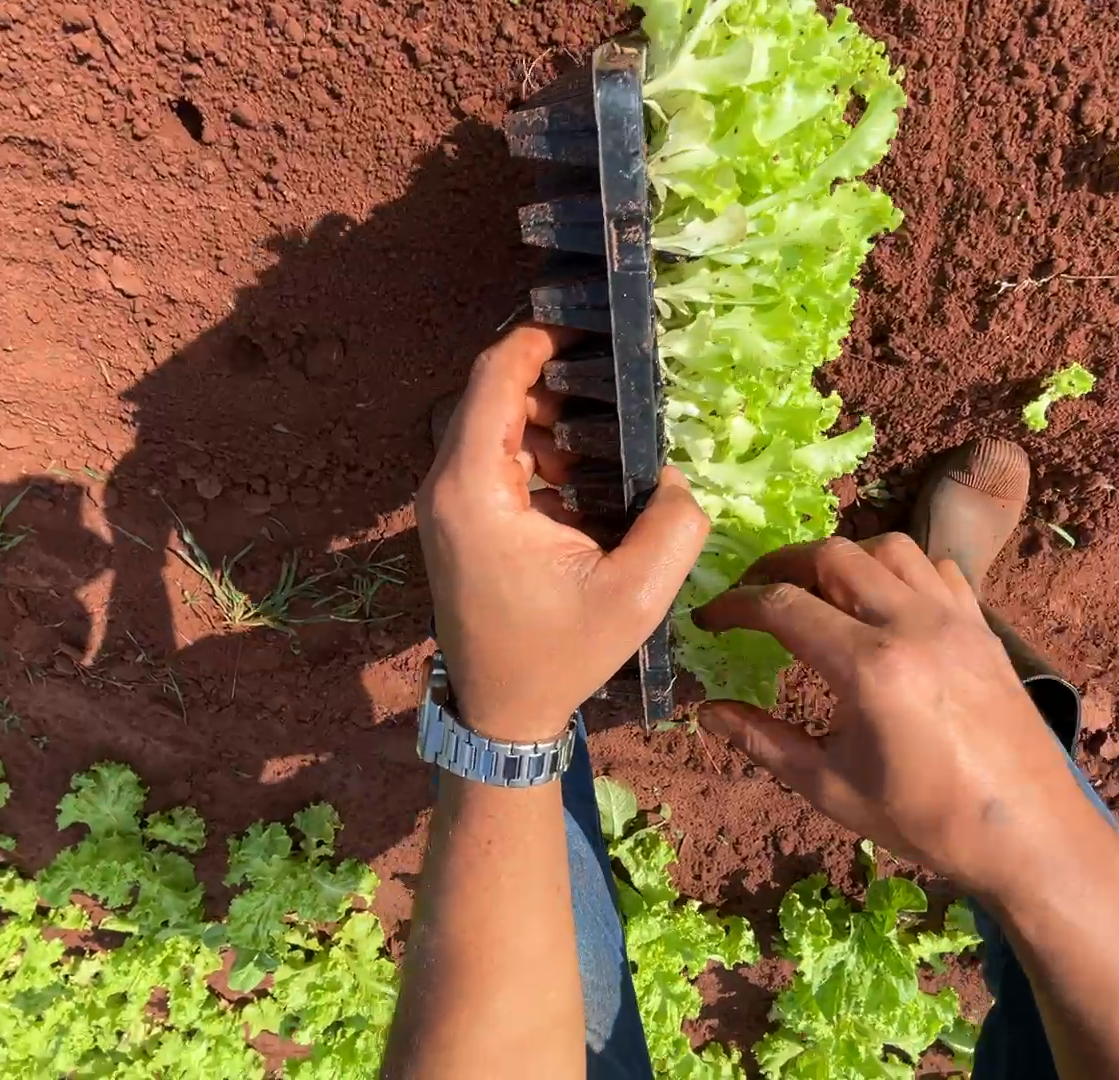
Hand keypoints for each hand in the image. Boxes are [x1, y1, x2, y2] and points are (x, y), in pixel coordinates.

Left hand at [417, 326, 708, 742]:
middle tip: (612, 388)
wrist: (502, 712)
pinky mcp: (454, 522)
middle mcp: (445, 487)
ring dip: (543, 417)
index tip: (585, 329)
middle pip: (490, 397)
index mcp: (474, 491)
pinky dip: (531, 450)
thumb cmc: (561, 655)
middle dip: (550, 381)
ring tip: (600, 435)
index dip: (536, 340)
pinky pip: (489, 460)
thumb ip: (674, 522)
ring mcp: (443, 505)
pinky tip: (574, 475)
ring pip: (488, 426)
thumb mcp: (638, 595)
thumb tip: (668, 474)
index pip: (493, 379)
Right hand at [694, 534, 1107, 900]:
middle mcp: (912, 624)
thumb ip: (761, 740)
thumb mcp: (831, 787)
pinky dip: (894, 568)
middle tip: (753, 593)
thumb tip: (705, 711)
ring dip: (838, 559)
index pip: (782, 607)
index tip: (708, 618)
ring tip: (815, 591)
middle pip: (830, 556)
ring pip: (885, 548)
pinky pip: (932, 567)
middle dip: (779, 565)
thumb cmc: (927, 820)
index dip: (734, 605)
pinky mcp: (981, 624)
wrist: (1035, 838)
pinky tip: (881, 601)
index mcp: (870, 668)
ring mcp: (954, 618)